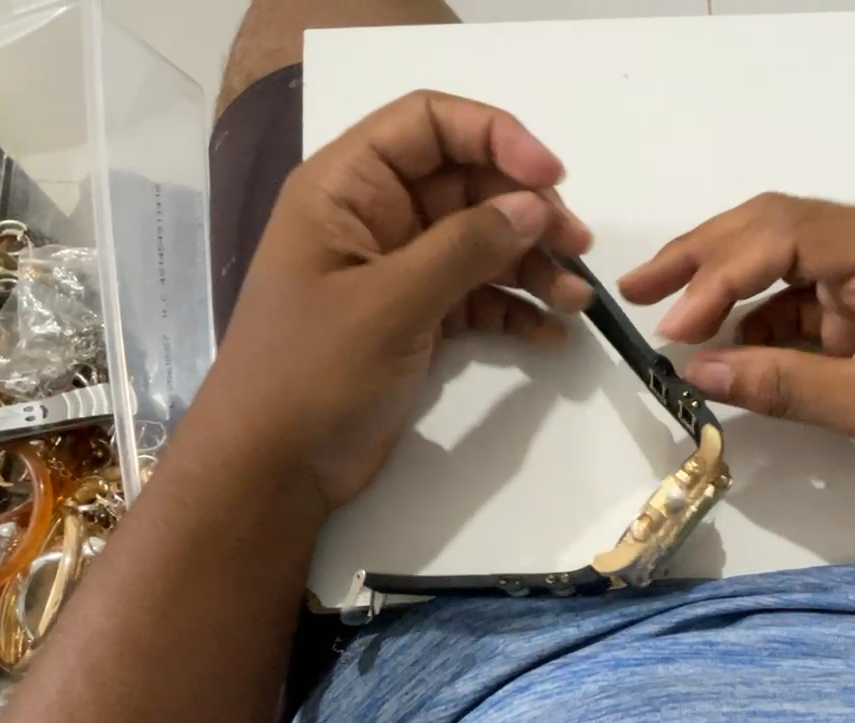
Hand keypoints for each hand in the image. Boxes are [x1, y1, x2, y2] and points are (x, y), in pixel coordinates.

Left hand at [215, 91, 594, 510]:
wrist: (276, 466)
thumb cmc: (314, 372)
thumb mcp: (390, 302)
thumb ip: (464, 248)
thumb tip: (534, 207)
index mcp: (348, 188)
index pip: (429, 124)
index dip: (496, 135)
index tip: (552, 176)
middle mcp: (376, 220)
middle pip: (467, 186)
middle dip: (526, 212)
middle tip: (578, 248)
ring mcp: (399, 275)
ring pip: (480, 247)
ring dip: (531, 267)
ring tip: (576, 300)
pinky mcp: (417, 324)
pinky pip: (477, 301)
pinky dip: (514, 312)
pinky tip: (551, 333)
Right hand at [620, 194, 854, 504]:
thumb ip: (786, 384)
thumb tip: (694, 371)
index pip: (792, 233)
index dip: (722, 274)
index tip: (674, 326)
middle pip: (776, 229)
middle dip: (704, 258)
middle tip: (638, 288)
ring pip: (777, 265)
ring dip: (720, 291)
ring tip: (666, 319)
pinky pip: (790, 308)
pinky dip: (749, 327)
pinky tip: (717, 348)